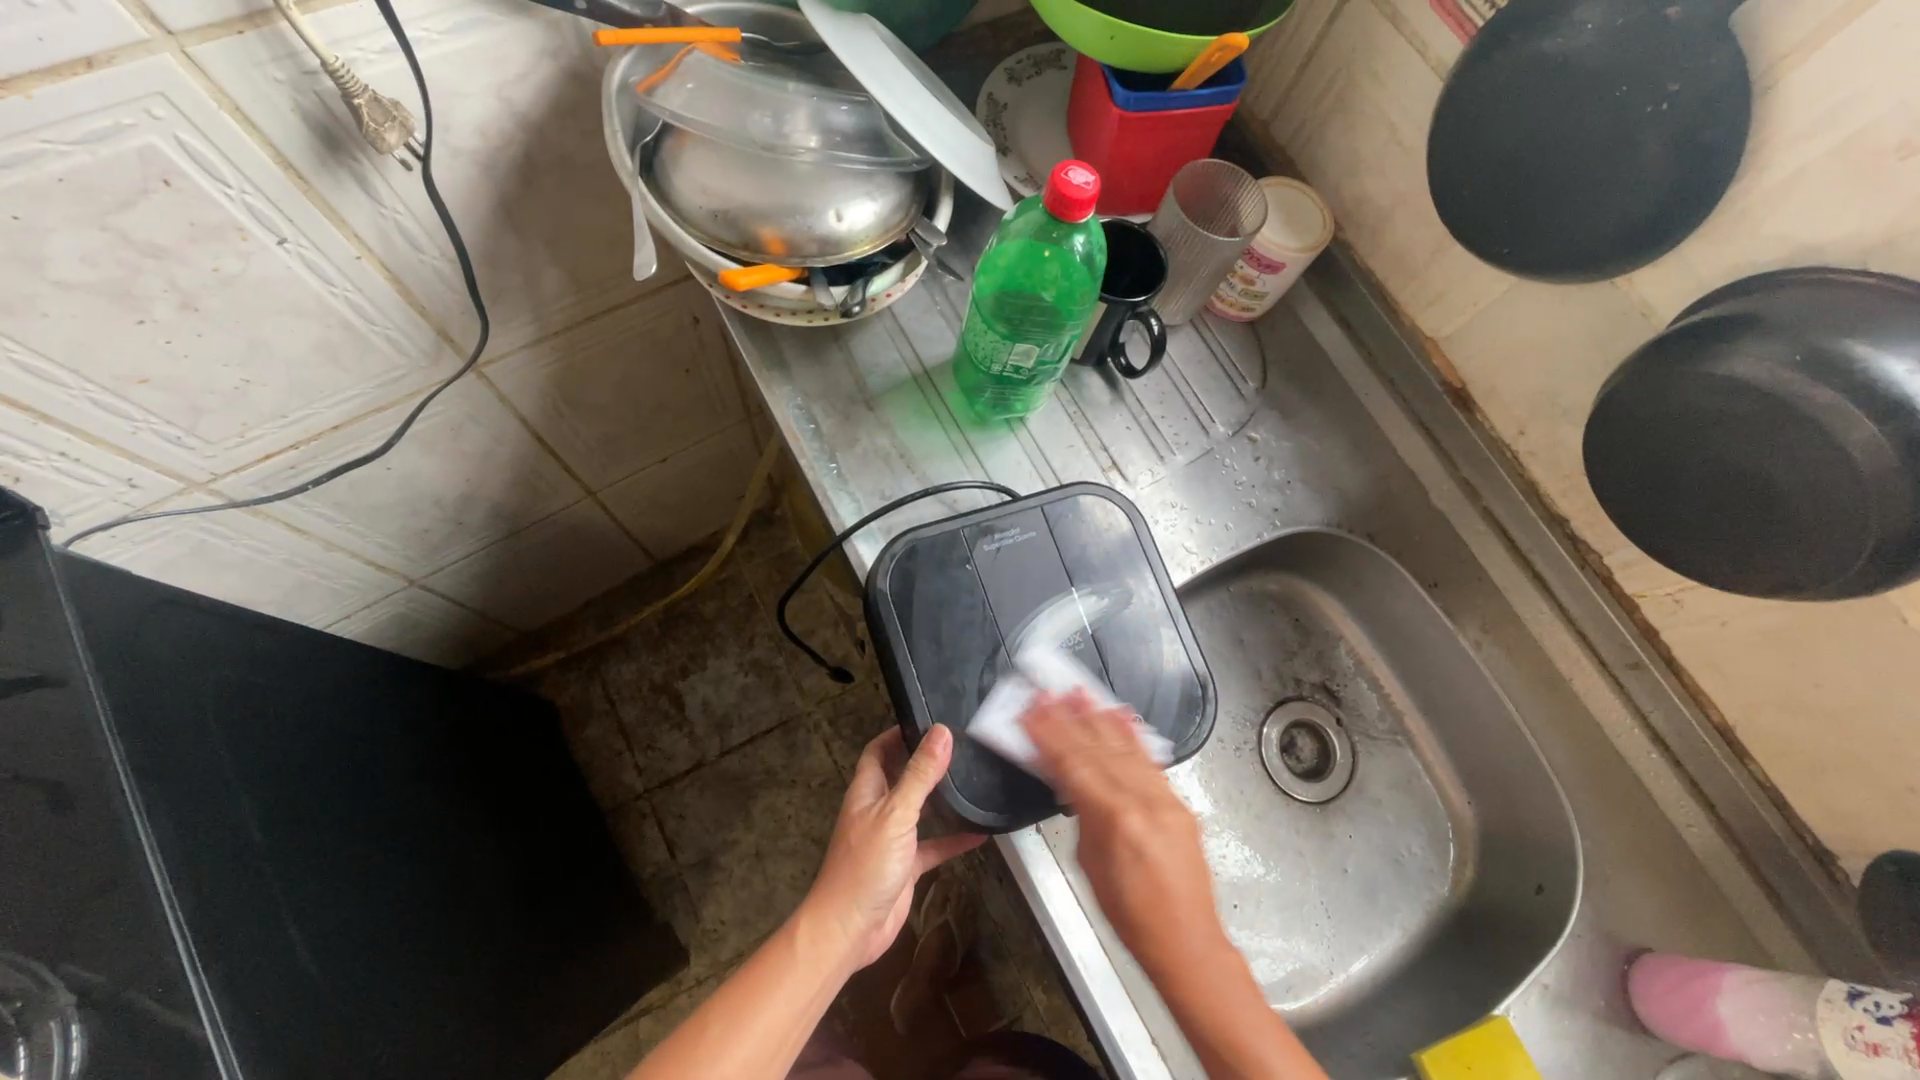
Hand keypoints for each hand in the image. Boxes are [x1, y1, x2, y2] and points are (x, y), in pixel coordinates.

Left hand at [800, 725, 984, 970]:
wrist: (850, 929)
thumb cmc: (865, 866)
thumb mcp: (896, 814)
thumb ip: (919, 775)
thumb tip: (941, 732)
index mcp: (867, 792)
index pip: (878, 752)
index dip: (897, 734)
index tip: (927, 720)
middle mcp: (878, 811)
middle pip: (901, 778)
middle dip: (925, 763)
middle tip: (959, 748)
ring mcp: (892, 840)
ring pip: (919, 811)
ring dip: (942, 800)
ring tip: (973, 781)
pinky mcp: (905, 867)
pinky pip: (933, 846)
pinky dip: (953, 840)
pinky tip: (979, 834)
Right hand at [1023, 690, 1224, 969]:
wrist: (1186, 940)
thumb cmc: (1130, 916)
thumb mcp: (1089, 864)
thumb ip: (1081, 816)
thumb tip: (1070, 785)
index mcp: (1114, 819)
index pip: (1074, 764)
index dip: (1049, 735)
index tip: (1032, 711)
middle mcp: (1143, 801)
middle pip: (1098, 749)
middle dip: (1069, 718)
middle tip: (1048, 692)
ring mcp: (1165, 800)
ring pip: (1126, 749)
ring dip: (1099, 718)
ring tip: (1080, 692)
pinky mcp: (1179, 804)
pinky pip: (1151, 762)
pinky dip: (1133, 737)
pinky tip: (1122, 717)